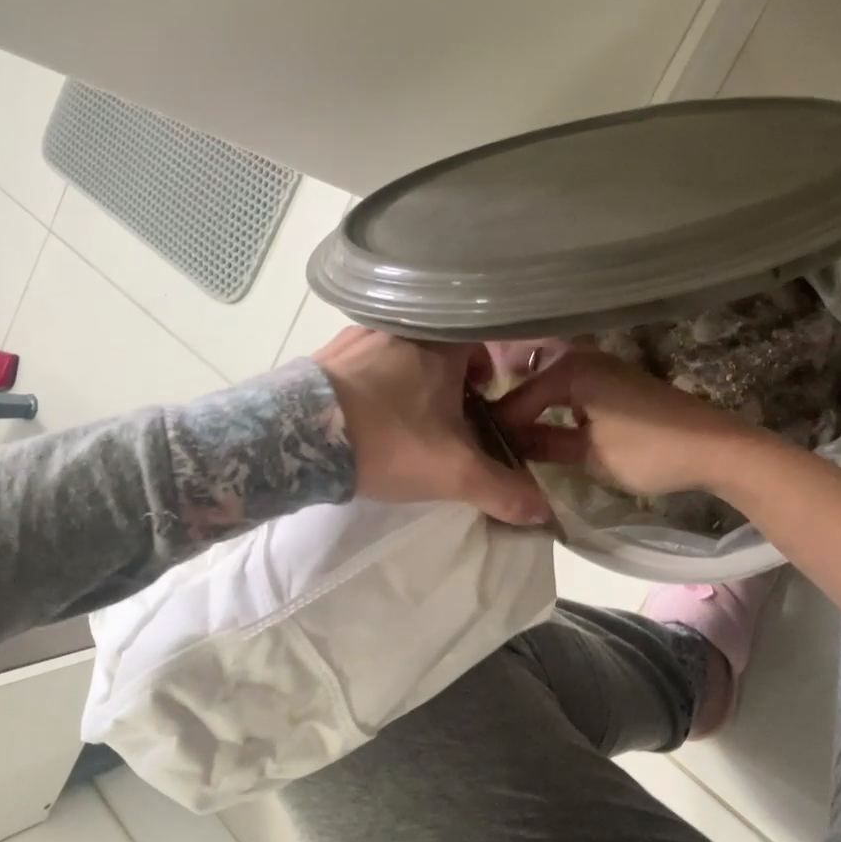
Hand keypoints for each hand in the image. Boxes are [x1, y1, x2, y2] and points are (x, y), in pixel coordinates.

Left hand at [314, 327, 551, 525]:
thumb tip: (544, 513)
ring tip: (411, 417)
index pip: (483, 335)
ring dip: (416, 377)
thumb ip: (501, 490)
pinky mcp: (331, 351)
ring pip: (407, 350)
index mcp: (442, 343)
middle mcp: (406, 328)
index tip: (488, 395)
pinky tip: (373, 411)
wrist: (296, 438)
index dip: (491, 363)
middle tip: (454, 413)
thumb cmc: (387, 441)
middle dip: (455, 376)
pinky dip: (381, 379)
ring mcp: (364, 335)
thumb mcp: (452, 472)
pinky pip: (371, 357)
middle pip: (445, 344)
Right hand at [492, 351, 769, 497]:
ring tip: (514, 438)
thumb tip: (507, 445)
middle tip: (490, 441)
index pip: (519, 396)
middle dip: (513, 410)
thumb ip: (545, 446)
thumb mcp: (591, 454)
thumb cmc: (650, 451)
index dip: (500, 424)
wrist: (716, 448)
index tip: (480, 451)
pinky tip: (551, 429)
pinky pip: (575, 389)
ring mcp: (605, 367)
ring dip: (536, 408)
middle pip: (534, 382)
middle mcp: (585, 358)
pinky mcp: (620, 382)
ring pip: (555, 385)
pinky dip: (559, 407)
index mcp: (573, 370)